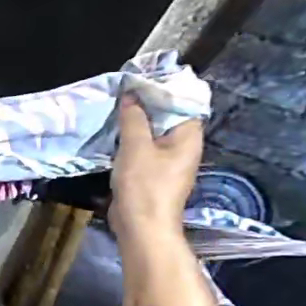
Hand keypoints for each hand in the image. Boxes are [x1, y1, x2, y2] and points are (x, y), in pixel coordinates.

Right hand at [109, 94, 202, 239]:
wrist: (141, 228)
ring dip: (137, 122)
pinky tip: (116, 133)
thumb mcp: (136, 146)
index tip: (141, 77)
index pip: (183, 101)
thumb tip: (131, 95)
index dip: (164, 87)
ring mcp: (168, 162)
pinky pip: (144, 149)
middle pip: (168, 117)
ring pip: (154, 133)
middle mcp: (184, 147)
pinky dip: (132, 140)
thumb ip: (134, 118)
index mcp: (189, 137)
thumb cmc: (144, 186)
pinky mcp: (153, 174)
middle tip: (124, 89)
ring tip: (118, 107)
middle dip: (147, 103)